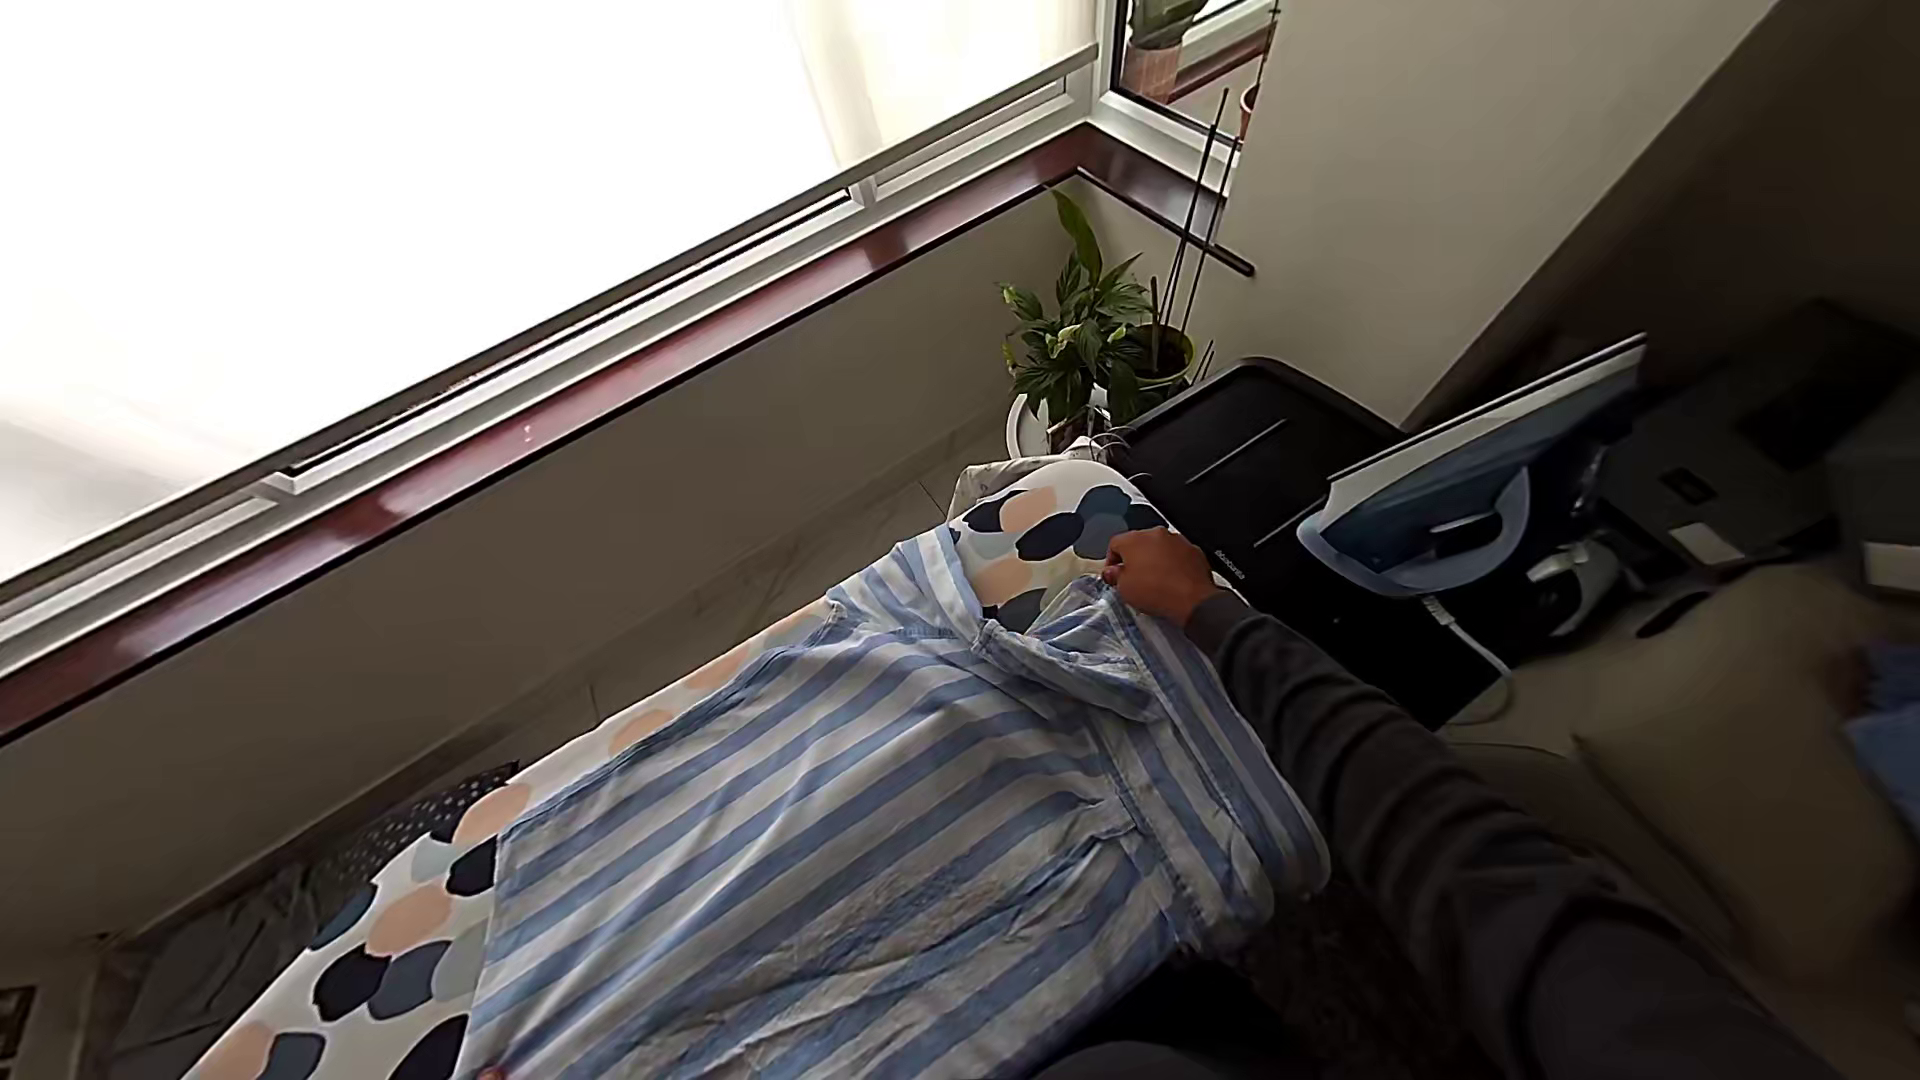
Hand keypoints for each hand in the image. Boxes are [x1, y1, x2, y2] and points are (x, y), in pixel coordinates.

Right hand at [1103, 527, 1222, 625]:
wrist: (1192, 600)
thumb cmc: (1158, 592)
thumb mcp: (1124, 589)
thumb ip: (1115, 576)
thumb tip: (1113, 573)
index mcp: (1133, 540)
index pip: (1115, 544)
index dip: (1111, 560)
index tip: (1114, 572)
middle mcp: (1155, 535)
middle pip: (1137, 543)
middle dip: (1134, 558)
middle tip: (1132, 577)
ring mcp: (1176, 540)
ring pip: (1158, 547)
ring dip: (1154, 559)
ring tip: (1154, 580)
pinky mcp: (1193, 550)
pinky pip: (1176, 554)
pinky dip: (1172, 563)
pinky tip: (1170, 580)